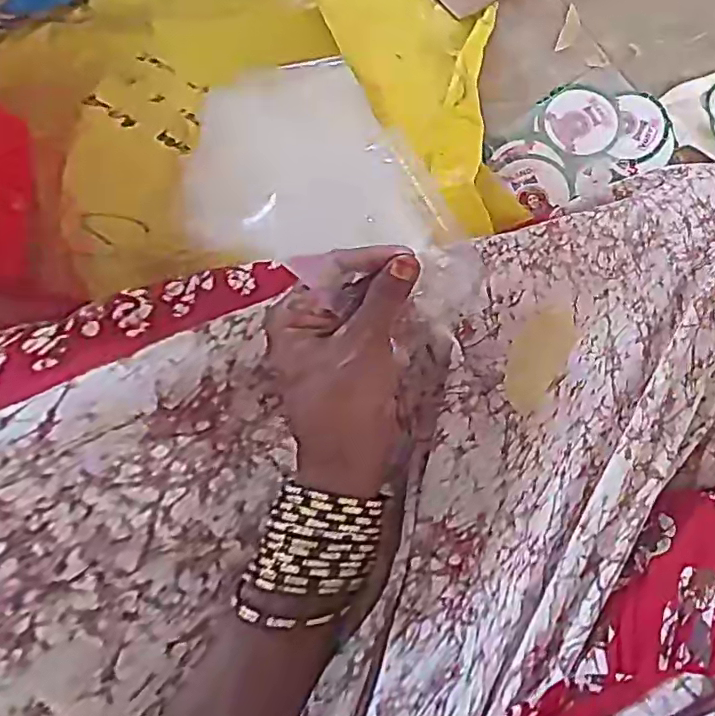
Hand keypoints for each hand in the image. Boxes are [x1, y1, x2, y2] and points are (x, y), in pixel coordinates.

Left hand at [264, 247, 419, 498]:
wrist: (350, 459)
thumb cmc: (345, 403)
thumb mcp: (364, 346)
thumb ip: (384, 300)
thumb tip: (406, 260)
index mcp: (292, 317)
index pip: (328, 271)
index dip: (368, 260)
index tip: (407, 256)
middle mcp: (308, 322)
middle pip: (347, 284)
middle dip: (383, 275)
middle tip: (420, 267)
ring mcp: (333, 338)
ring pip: (365, 302)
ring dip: (392, 293)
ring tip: (422, 282)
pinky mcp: (356, 353)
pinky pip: (375, 321)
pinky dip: (395, 312)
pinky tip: (415, 307)